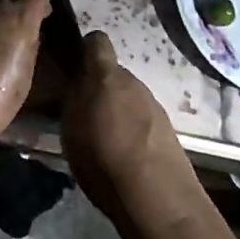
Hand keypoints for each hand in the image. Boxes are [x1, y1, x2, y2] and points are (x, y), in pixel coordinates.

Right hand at [62, 31, 197, 223]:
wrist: (156, 198)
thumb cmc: (103, 158)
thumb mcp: (71, 128)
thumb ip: (73, 97)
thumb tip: (76, 82)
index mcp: (106, 76)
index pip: (96, 40)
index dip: (85, 49)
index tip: (74, 66)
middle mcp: (133, 81)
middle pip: (113, 74)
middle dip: (100, 87)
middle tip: (85, 112)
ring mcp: (154, 104)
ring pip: (129, 96)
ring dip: (117, 109)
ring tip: (105, 139)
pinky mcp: (167, 128)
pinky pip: (143, 118)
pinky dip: (133, 130)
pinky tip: (125, 156)